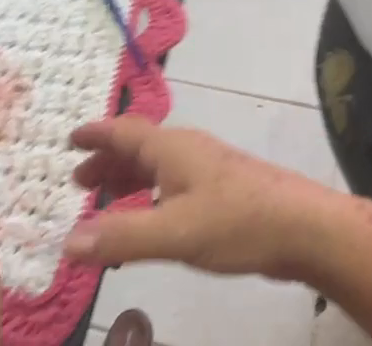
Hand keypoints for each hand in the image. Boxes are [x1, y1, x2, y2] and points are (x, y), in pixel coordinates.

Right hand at [63, 118, 331, 279]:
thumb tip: (67, 241)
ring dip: (128, 179)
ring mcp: (207, 170)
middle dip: (107, 161)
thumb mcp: (174, 233)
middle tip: (77, 179)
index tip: (70, 137)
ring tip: (104, 198)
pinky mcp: (222, 192)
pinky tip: (150, 220)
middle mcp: (187, 151)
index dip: (96, 134)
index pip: (125, 131)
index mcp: (172, 148)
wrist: (304, 228)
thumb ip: (121, 237)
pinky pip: (172, 185)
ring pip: (157, 167)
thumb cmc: (238, 221)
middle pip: (139, 148)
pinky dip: (149, 196)